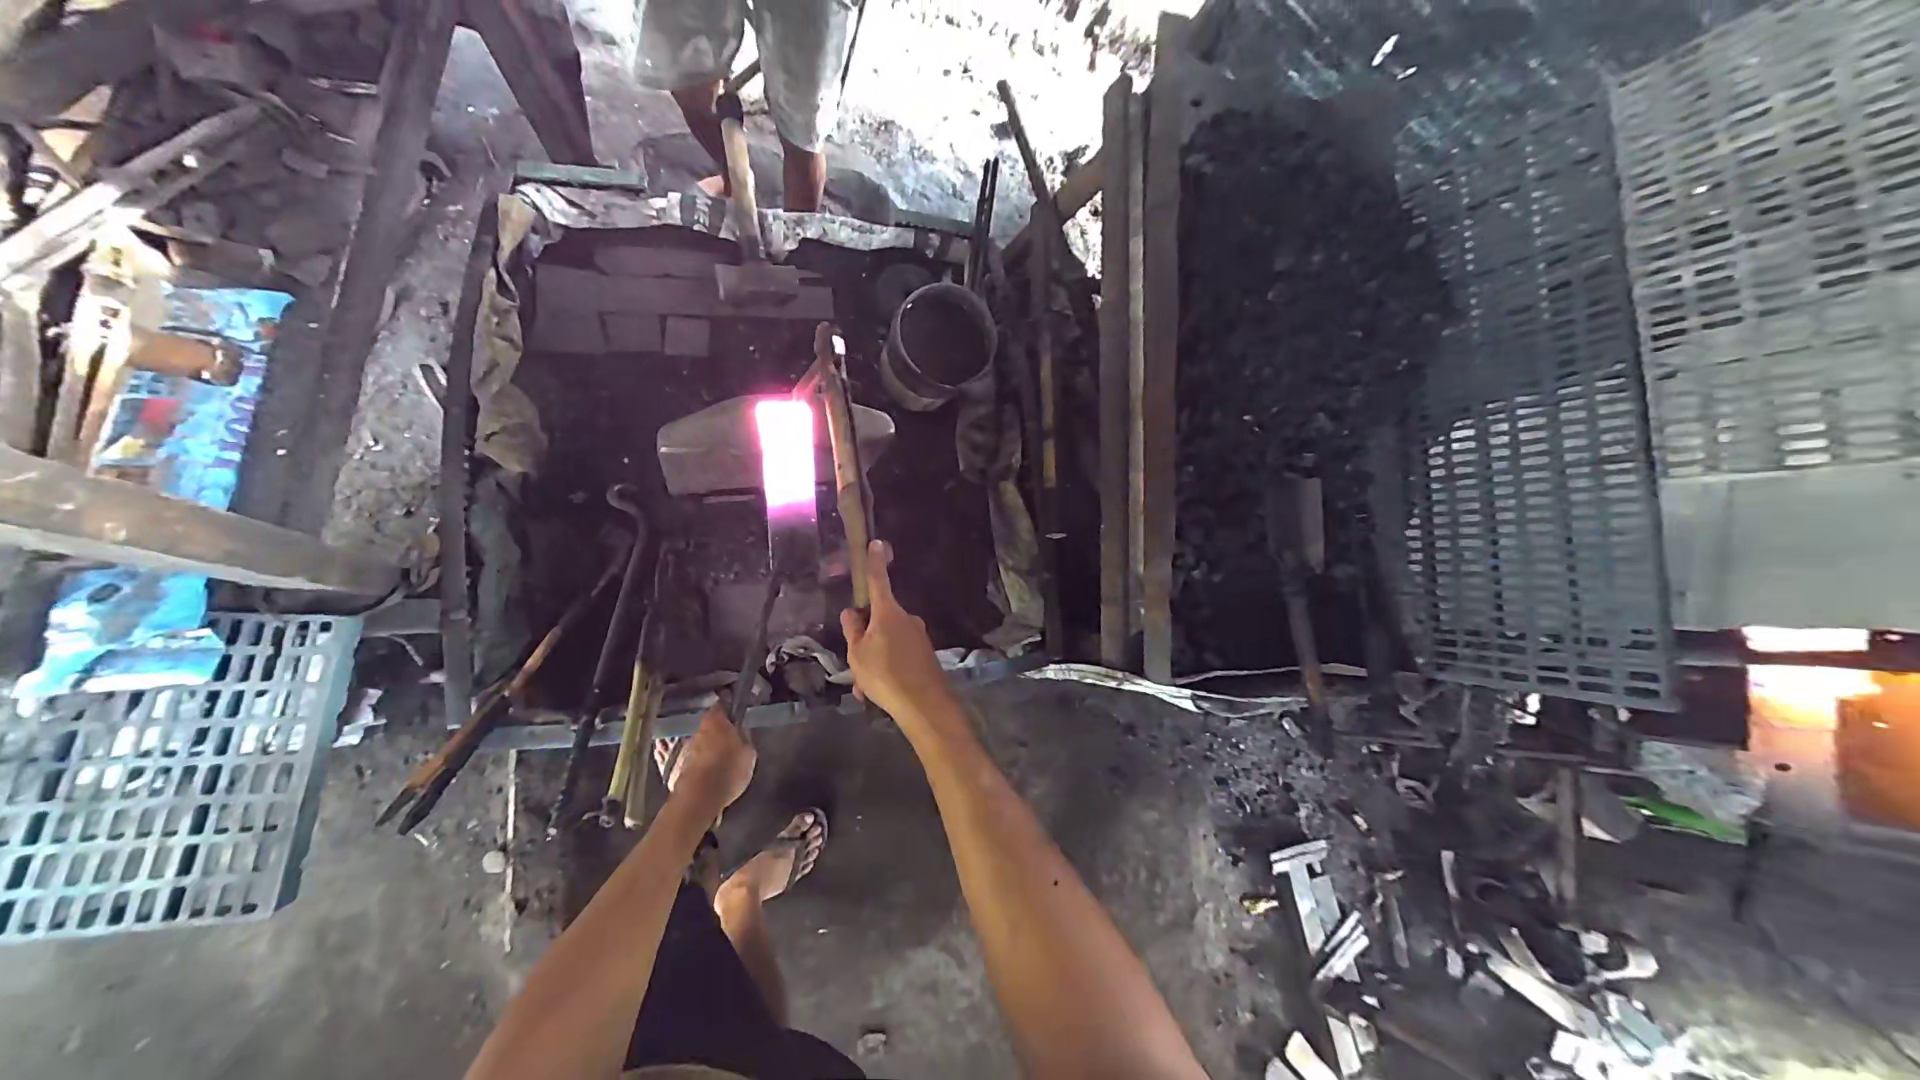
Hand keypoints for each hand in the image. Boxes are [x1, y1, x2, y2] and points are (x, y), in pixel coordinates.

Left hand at [672, 702, 756, 813]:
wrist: (698, 797)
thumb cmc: (728, 770)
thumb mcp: (749, 753)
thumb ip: (744, 739)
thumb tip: (740, 732)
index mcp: (715, 721)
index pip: (721, 706)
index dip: (728, 709)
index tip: (734, 713)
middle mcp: (696, 730)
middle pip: (708, 727)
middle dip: (716, 732)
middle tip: (728, 741)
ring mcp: (681, 748)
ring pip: (697, 743)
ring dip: (705, 749)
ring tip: (716, 761)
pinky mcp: (671, 766)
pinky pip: (685, 760)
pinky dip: (693, 763)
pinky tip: (700, 771)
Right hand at [840, 540, 950, 716]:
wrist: (924, 704)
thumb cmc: (884, 674)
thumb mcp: (857, 653)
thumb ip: (853, 630)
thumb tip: (852, 612)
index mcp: (888, 613)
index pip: (878, 581)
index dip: (874, 562)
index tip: (877, 543)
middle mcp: (907, 619)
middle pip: (879, 620)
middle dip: (865, 639)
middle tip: (856, 665)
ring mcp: (919, 637)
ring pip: (887, 644)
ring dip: (874, 662)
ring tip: (866, 688)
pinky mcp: (926, 654)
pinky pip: (899, 657)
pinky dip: (887, 671)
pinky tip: (879, 694)